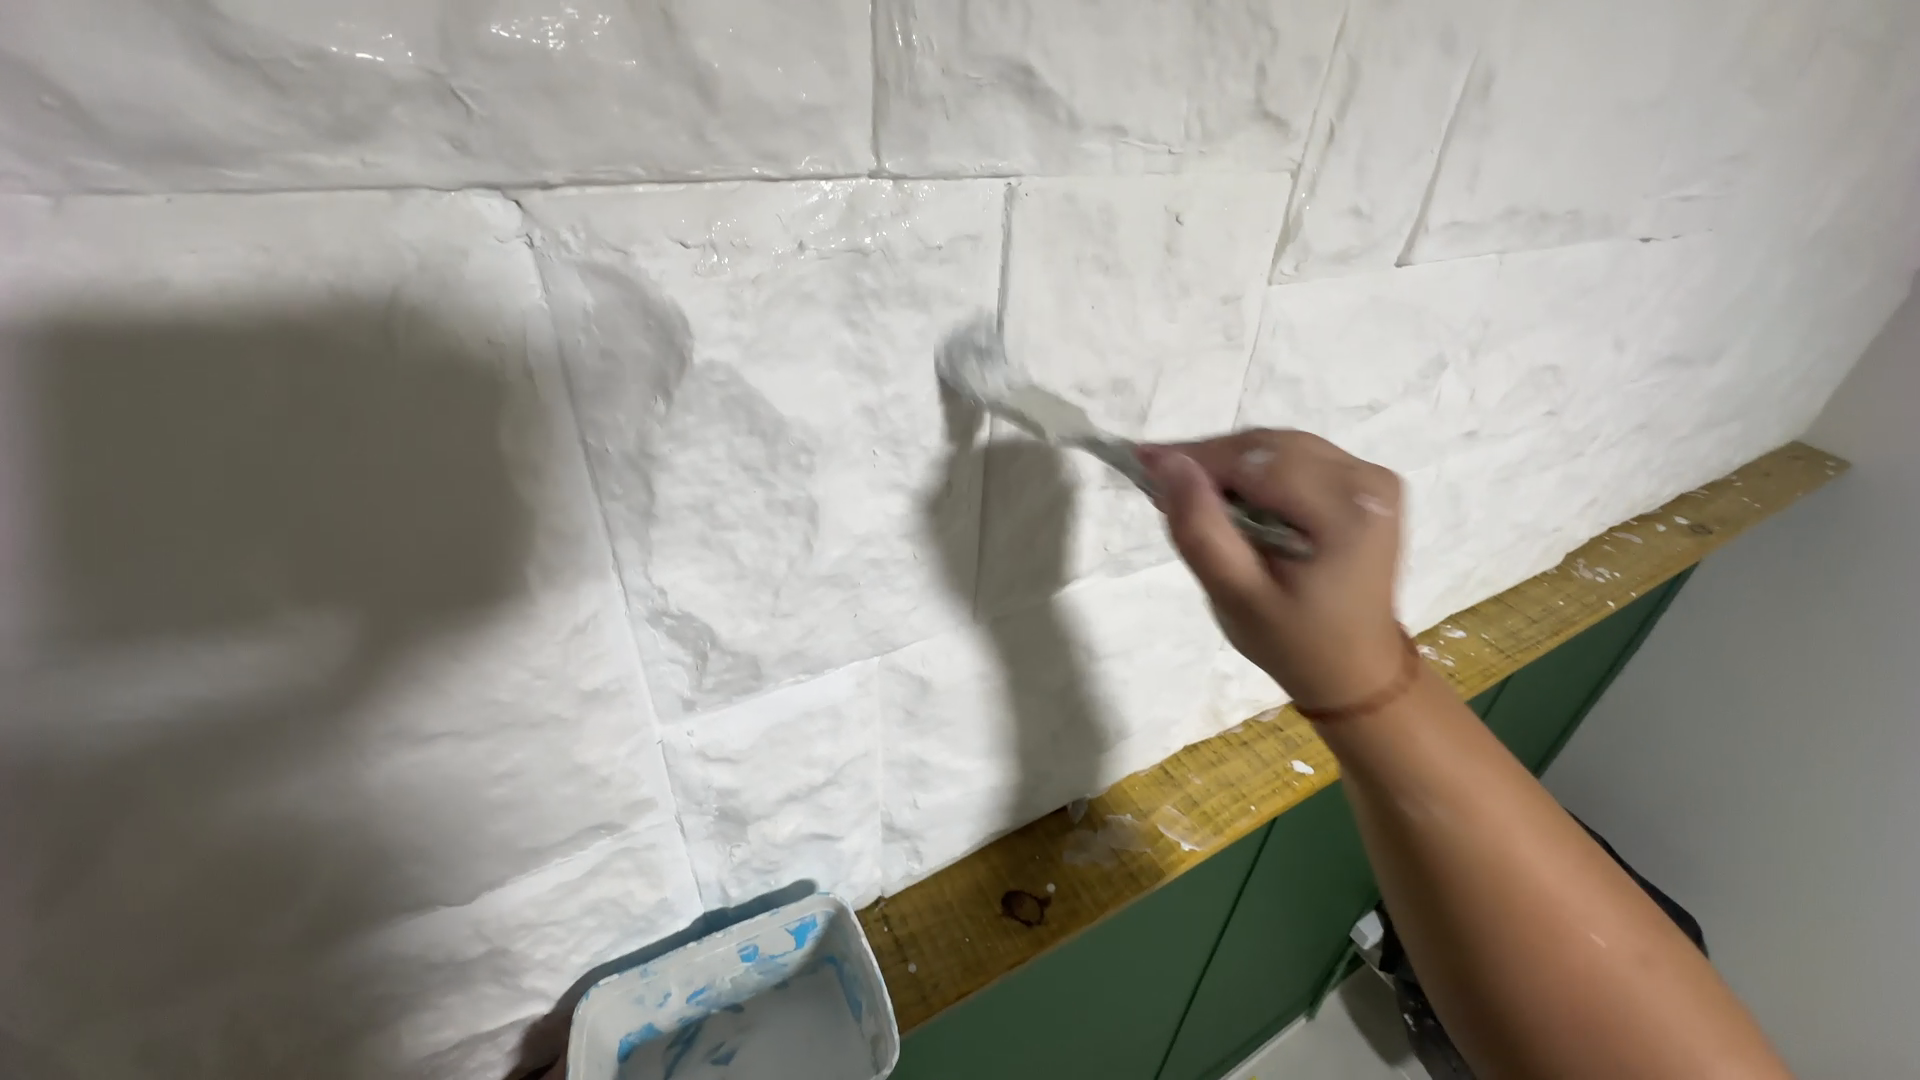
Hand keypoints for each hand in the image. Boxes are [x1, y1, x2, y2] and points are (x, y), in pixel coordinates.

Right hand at [1139, 430, 1405, 713]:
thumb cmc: (1292, 642)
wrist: (1354, 669)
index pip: (1257, 462)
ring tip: (1185, 489)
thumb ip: (1200, 529)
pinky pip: (1295, 459)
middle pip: (1269, 448)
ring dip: (1228, 463)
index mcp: (1347, 511)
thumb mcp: (1235, 595)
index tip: (1142, 461)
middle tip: (1158, 478)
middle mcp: (1368, 481)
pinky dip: (1254, 471)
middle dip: (1210, 459)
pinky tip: (1226, 495)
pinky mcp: (1365, 483)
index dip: (1196, 457)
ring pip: (1279, 448)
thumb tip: (1168, 463)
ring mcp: (1371, 478)